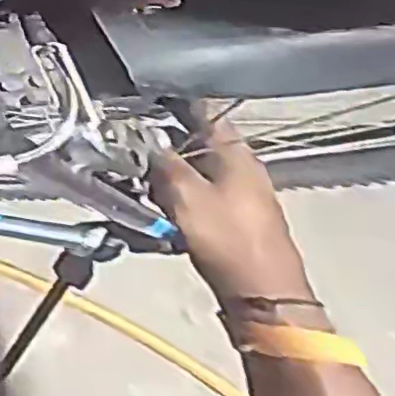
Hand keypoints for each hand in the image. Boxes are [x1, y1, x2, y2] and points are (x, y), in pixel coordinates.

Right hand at [149, 116, 315, 303]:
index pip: (202, 109)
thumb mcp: (182, 191)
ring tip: (141, 172)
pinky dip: (179, 188)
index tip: (138, 98)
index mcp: (237, 153)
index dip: (169, 101)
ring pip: (195, 165)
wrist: (262, 298)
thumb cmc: (225, 237)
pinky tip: (160, 198)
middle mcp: (244, 167)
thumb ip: (160, 158)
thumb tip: (144, 137)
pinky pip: (201, 189)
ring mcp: (243, 192)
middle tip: (132, 140)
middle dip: (163, 138)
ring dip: (169, 167)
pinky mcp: (236, 215)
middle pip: (196, 138)